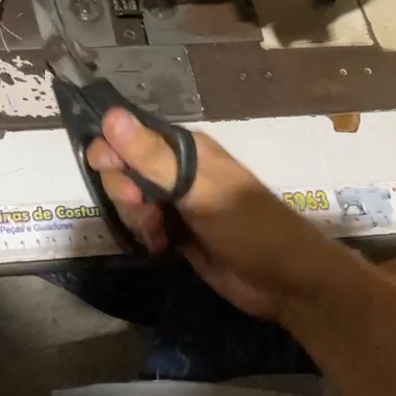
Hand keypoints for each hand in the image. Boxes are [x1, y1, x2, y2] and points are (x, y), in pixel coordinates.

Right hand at [85, 109, 365, 324]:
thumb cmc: (247, 226)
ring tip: (159, 233)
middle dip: (124, 192)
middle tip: (144, 209)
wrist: (285, 281)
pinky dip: (145, 237)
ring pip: (128, 200)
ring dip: (135, 218)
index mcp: (184, 149)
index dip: (112, 153)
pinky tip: (161, 247)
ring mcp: (175, 202)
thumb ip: (150, 156)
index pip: (128, 136)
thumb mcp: (196, 188)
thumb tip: (110, 114)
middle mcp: (175, 170)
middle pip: (122, 169)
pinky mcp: (175, 232)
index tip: (115, 174)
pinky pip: (141, 226)